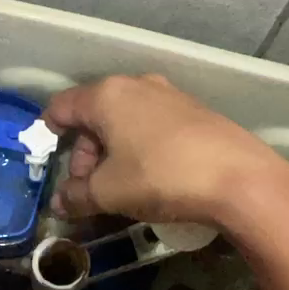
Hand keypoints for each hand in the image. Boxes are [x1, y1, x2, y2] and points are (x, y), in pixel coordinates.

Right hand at [41, 74, 288, 233]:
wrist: (239, 179)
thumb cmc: (161, 177)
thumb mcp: (109, 193)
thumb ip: (77, 196)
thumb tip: (60, 203)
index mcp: (107, 95)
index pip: (61, 107)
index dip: (49, 135)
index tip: (51, 164)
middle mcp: (136, 86)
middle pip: (93, 115)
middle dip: (84, 154)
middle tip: (88, 190)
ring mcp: (169, 96)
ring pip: (124, 122)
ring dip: (112, 154)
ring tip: (119, 189)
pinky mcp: (194, 112)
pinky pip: (151, 127)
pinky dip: (140, 149)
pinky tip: (151, 179)